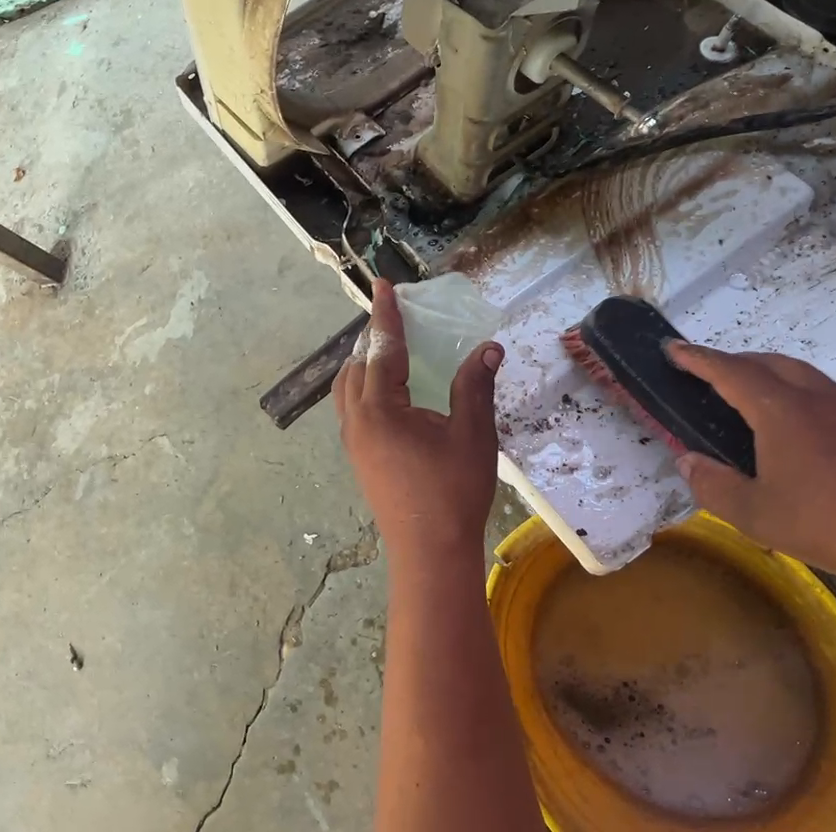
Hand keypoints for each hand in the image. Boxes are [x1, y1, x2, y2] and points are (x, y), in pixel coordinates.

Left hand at [333, 280, 503, 562]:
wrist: (429, 552)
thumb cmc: (453, 492)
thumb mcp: (472, 435)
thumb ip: (474, 386)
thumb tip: (488, 347)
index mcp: (380, 408)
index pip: (382, 348)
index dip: (386, 314)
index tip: (383, 284)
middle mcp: (357, 419)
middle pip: (357, 364)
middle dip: (374, 337)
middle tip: (395, 316)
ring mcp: (352, 440)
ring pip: (348, 387)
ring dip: (364, 362)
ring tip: (388, 349)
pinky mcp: (357, 456)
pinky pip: (351, 407)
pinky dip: (363, 385)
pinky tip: (386, 391)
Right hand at [667, 342, 835, 591]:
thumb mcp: (757, 516)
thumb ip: (714, 485)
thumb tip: (688, 461)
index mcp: (782, 411)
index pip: (729, 371)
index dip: (696, 358)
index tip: (672, 348)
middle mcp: (820, 397)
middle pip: (770, 362)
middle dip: (734, 362)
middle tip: (709, 376)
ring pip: (804, 377)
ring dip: (771, 378)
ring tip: (753, 404)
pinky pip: (831, 398)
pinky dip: (802, 399)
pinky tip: (803, 435)